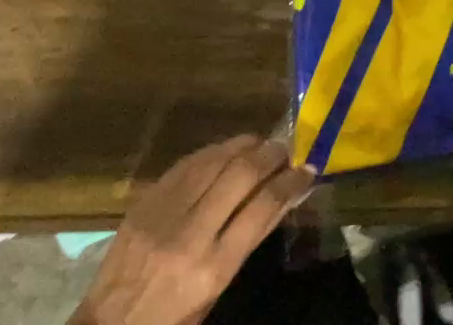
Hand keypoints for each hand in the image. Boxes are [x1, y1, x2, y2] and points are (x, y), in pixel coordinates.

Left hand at [71, 135, 315, 324]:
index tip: (308, 169)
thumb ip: (252, 237)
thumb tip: (288, 194)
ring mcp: (162, 215)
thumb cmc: (175, 317)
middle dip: (271, 154)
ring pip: (214, 159)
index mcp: (214, 266)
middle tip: (286, 150)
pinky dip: (213, 153)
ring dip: (244, 145)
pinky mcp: (144, 203)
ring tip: (260, 145)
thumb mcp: (220, 286)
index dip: (291, 181)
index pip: (264, 206)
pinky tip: (227, 152)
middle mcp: (189, 235)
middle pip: (241, 174)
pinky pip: (186, 164)